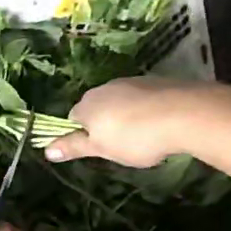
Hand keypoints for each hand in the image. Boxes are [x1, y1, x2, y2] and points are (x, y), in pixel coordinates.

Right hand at [45, 78, 230, 166]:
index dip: (83, 135)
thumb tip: (45, 150)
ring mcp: (131, 82)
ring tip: (144, 136)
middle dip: (104, 123)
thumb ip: (74, 147)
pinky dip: (146, 110)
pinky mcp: (155, 81)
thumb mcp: (102, 149)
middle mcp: (104, 88)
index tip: (99, 149)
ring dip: (126, 116)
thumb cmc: (135, 137)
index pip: (74, 118)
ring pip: (120, 101)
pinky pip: (142, 98)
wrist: (185, 113)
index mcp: (87, 104)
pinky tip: (160, 124)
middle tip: (120, 146)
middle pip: (97, 107)